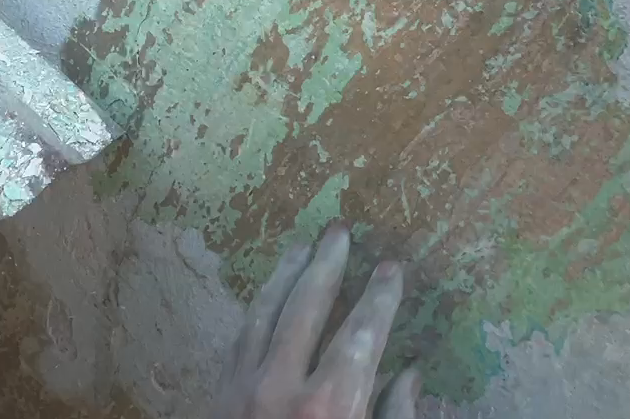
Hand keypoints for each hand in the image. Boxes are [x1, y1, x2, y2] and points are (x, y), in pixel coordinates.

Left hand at [212, 223, 420, 418]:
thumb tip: (409, 375)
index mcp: (328, 407)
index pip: (360, 337)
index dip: (378, 299)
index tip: (391, 268)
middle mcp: (282, 386)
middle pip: (307, 306)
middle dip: (327, 263)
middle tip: (340, 229)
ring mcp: (244, 387)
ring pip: (267, 311)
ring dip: (286, 273)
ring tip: (303, 245)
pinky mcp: (220, 394)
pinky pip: (241, 336)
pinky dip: (259, 306)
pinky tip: (269, 292)